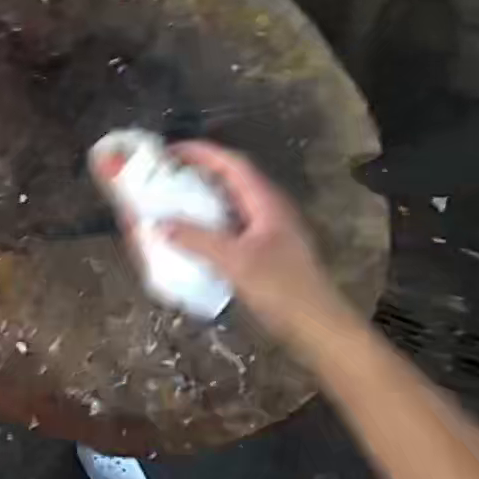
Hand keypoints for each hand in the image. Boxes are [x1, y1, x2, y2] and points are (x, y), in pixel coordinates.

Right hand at [157, 141, 353, 341]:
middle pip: (230, 180)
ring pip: (228, 205)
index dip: (202, 152)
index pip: (232, 164)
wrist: (318, 328)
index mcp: (266, 202)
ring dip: (199, 200)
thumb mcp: (236, 261)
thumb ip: (197, 240)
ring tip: (167, 201)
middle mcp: (267, 210)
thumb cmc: (283, 289)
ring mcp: (266, 231)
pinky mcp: (262, 252)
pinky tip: (186, 237)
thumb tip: (160, 224)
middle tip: (162, 176)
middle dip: (196, 173)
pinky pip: (227, 228)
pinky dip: (205, 225)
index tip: (169, 150)